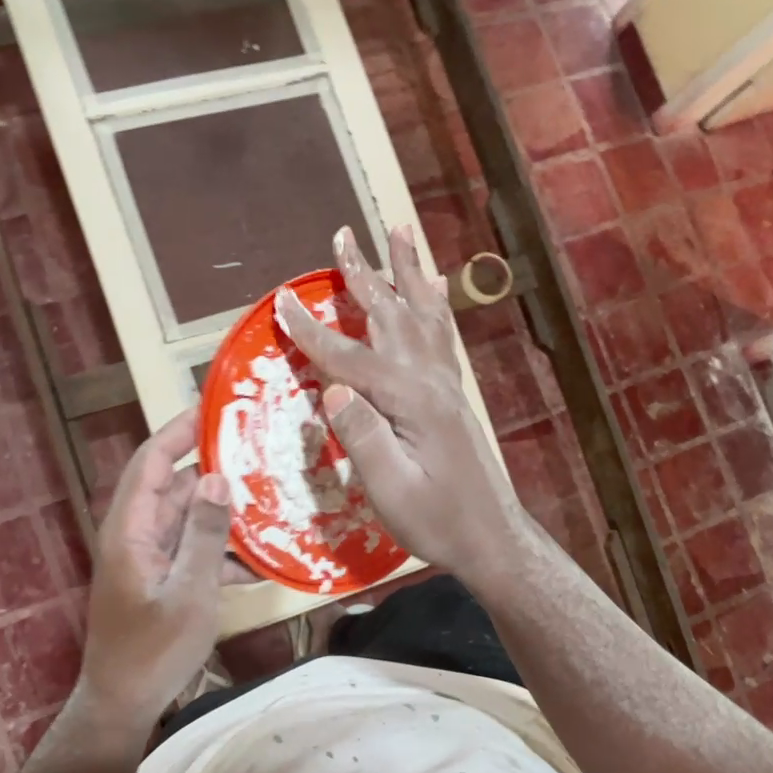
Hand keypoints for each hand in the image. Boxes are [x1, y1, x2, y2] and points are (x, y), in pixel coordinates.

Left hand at [78, 411, 247, 721]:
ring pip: (186, 519)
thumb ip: (202, 535)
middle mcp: (135, 535)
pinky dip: (220, 548)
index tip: (215, 407)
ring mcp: (147, 559)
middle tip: (259, 448)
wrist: (122, 705)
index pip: (150, 461)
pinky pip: (191, 550)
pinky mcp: (159, 580)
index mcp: (130, 529)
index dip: (178, 430)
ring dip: (222, 511)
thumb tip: (216, 478)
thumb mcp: (187, 593)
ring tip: (270, 494)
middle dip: (213, 467)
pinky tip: (259, 556)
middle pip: (173, 486)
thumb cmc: (152, 652)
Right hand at [276, 225, 530, 580]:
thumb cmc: (437, 521)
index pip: (349, 357)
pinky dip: (434, 305)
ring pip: (423, 315)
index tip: (281, 299)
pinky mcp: (453, 396)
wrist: (491, 539)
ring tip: (401, 233)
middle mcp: (432, 381)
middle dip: (364, 275)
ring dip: (408, 273)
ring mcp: (446, 385)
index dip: (311, 330)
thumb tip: (331, 390)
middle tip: (344, 236)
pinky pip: (442, 336)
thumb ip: (364, 437)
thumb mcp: (391, 489)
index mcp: (410, 401)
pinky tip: (435, 289)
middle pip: (391, 316)